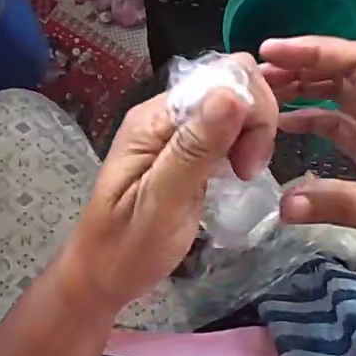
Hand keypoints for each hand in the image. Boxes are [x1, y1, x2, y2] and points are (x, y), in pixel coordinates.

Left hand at [56, 53, 278, 309]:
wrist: (100, 277)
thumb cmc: (126, 249)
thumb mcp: (162, 203)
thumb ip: (195, 149)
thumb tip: (233, 95)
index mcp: (154, 120)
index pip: (222, 78)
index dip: (250, 111)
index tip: (247, 164)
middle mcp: (164, 116)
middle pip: (232, 84)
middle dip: (256, 121)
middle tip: (247, 172)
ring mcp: (175, 132)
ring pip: (235, 106)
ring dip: (252, 136)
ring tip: (241, 176)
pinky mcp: (186, 151)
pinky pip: (227, 130)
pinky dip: (243, 147)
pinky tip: (235, 175)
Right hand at [259, 36, 355, 284]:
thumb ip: (343, 204)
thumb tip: (283, 204)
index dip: (315, 51)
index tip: (271, 52)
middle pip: (346, 75)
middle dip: (301, 69)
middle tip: (255, 78)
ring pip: (341, 99)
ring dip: (304, 92)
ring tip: (262, 96)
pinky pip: (342, 128)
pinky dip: (313, 123)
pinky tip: (285, 128)